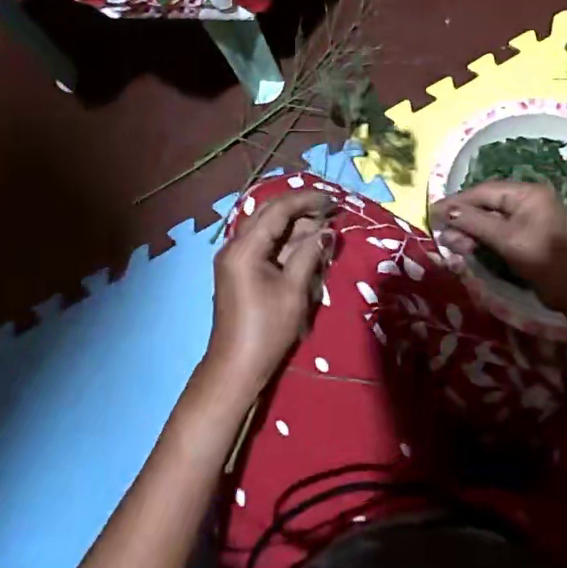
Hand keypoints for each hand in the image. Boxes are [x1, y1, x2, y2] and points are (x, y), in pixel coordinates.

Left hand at [206, 189, 335, 392]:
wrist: (236, 367)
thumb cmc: (267, 330)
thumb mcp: (294, 291)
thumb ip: (310, 254)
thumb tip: (327, 231)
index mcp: (244, 248)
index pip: (277, 210)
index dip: (306, 200)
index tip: (332, 200)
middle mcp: (234, 246)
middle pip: (268, 213)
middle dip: (299, 208)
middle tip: (329, 210)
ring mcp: (234, 258)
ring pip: (265, 228)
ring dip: (293, 225)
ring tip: (323, 225)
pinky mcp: (238, 270)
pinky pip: (262, 244)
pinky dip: (284, 241)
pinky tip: (305, 244)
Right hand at [431, 180, 566, 311]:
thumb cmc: (544, 259)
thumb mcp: (506, 239)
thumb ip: (473, 222)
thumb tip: (444, 211)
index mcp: (527, 193)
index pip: (483, 191)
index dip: (456, 202)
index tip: (432, 212)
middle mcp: (529, 200)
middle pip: (486, 204)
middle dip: (462, 218)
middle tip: (441, 231)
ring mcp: (530, 218)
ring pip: (491, 219)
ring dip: (470, 231)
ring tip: (452, 244)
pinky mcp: (529, 237)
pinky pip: (499, 231)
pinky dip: (483, 238)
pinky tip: (467, 247)